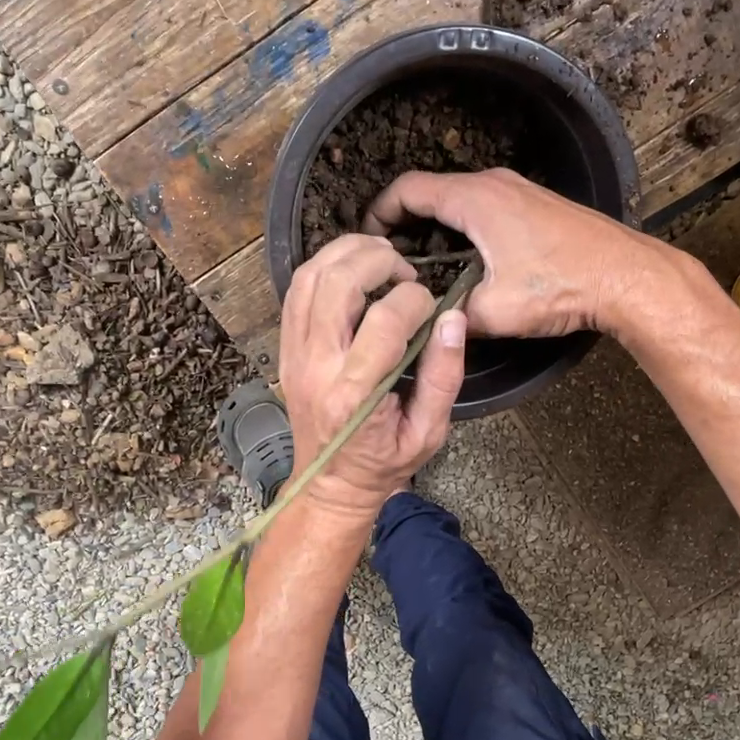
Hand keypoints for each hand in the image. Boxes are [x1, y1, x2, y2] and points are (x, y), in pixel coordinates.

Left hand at [277, 234, 466, 520]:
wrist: (330, 484)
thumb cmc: (383, 464)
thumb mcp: (429, 432)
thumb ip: (443, 376)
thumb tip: (453, 318)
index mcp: (355, 395)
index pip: (385, 320)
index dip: (416, 300)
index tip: (433, 307)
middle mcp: (317, 369)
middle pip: (338, 284)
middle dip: (378, 262)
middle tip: (405, 271)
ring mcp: (294, 357)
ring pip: (309, 278)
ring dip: (346, 255)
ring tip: (380, 259)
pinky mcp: (286, 351)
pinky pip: (295, 293)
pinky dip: (323, 269)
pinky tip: (351, 271)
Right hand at [364, 168, 700, 339]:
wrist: (626, 277)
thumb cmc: (564, 284)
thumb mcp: (495, 312)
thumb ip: (454, 316)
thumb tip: (436, 324)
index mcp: (475, 198)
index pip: (408, 189)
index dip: (379, 212)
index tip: (368, 239)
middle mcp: (495, 184)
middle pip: (433, 193)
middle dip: (406, 224)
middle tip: (393, 260)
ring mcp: (519, 192)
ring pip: (461, 202)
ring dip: (438, 228)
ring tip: (427, 267)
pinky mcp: (536, 208)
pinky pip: (487, 210)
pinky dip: (466, 230)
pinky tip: (470, 265)